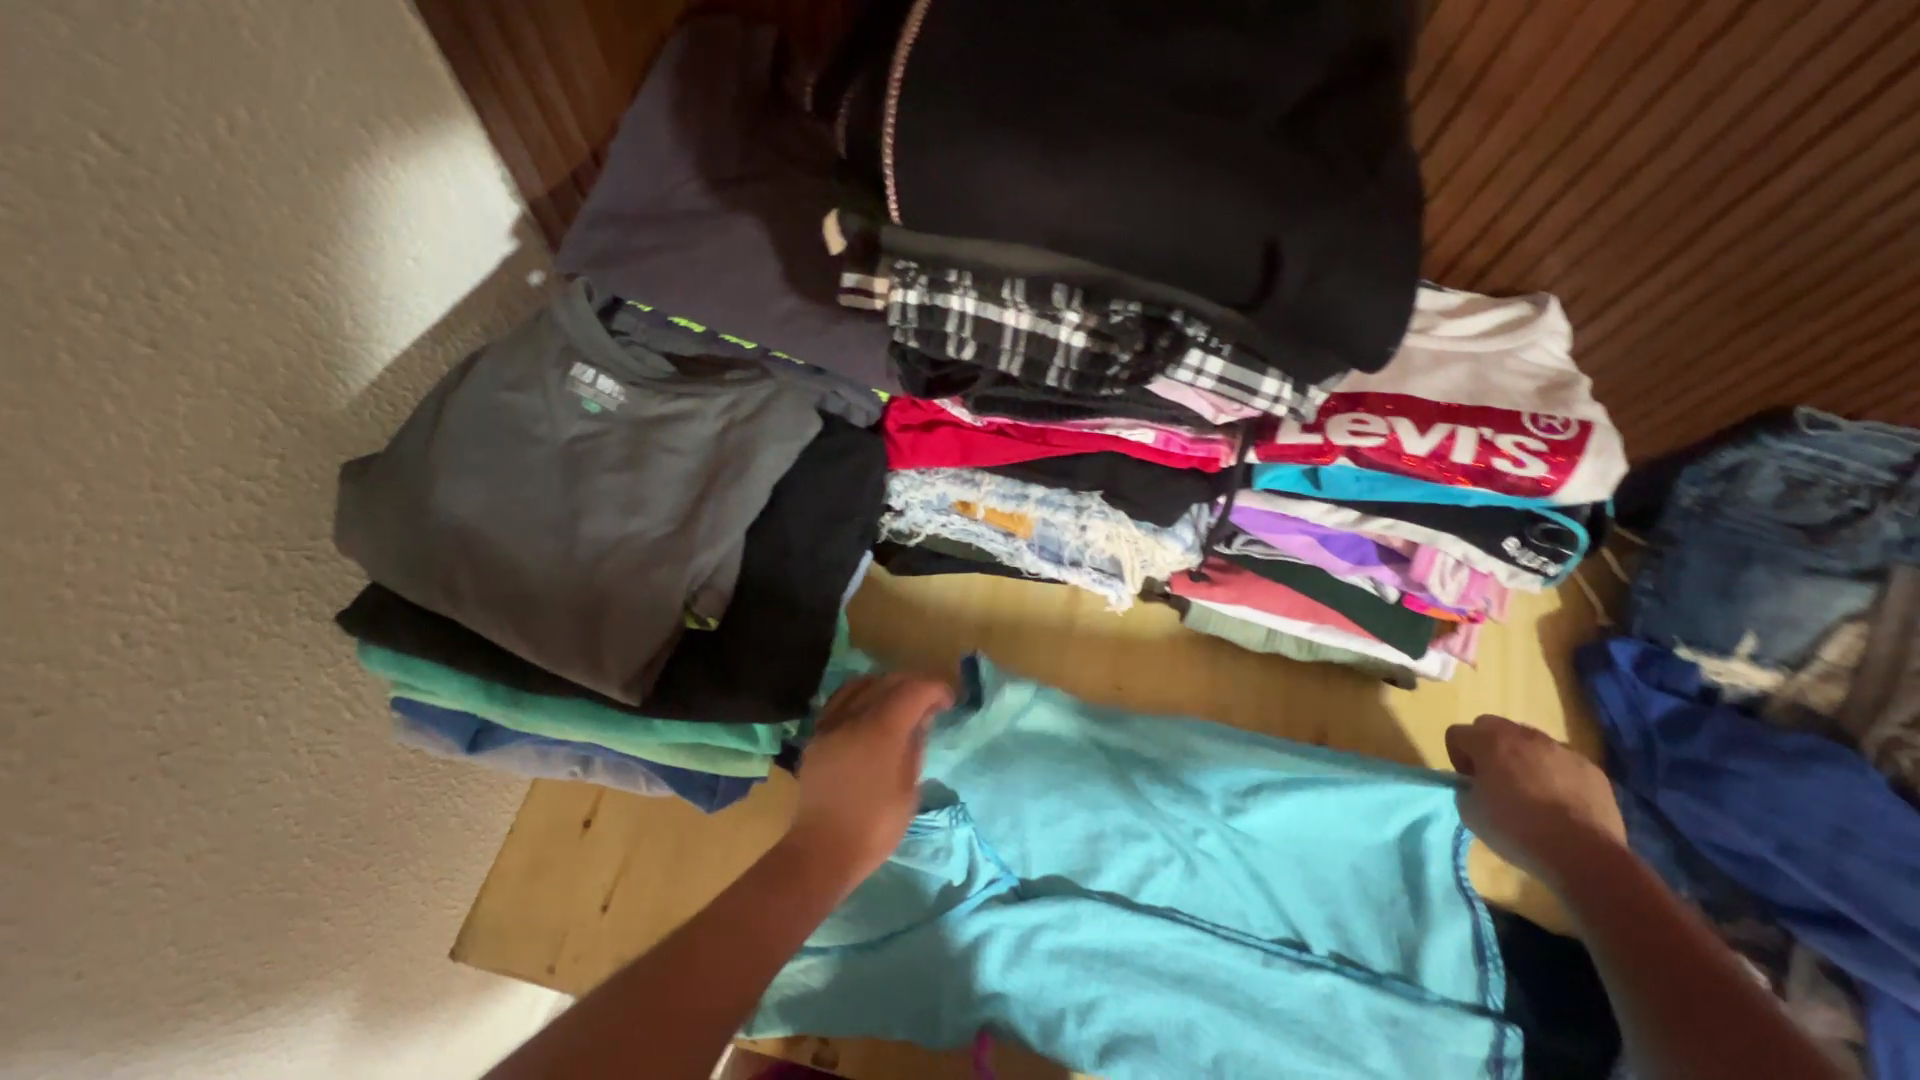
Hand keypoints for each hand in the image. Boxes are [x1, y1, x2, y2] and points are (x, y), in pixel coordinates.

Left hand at [784, 674, 954, 885]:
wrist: (823, 850)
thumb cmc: (875, 826)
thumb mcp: (909, 788)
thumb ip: (915, 745)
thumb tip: (920, 719)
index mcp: (881, 730)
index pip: (913, 690)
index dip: (935, 689)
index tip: (948, 702)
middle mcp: (853, 717)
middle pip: (887, 682)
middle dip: (913, 686)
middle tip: (930, 703)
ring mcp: (830, 724)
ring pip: (860, 685)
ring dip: (885, 687)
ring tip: (899, 704)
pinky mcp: (816, 736)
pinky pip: (840, 701)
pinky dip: (860, 697)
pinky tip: (869, 712)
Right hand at [1446, 714, 1627, 891]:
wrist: (1582, 854)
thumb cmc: (1517, 830)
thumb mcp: (1470, 813)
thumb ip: (1465, 788)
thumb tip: (1475, 785)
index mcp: (1490, 743)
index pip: (1457, 733)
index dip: (1457, 756)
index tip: (1469, 781)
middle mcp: (1525, 736)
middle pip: (1492, 726)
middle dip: (1486, 747)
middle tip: (1493, 778)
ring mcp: (1562, 749)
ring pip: (1530, 741)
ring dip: (1522, 757)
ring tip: (1530, 791)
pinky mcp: (1590, 767)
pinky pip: (1561, 760)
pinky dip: (1553, 773)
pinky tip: (1559, 802)